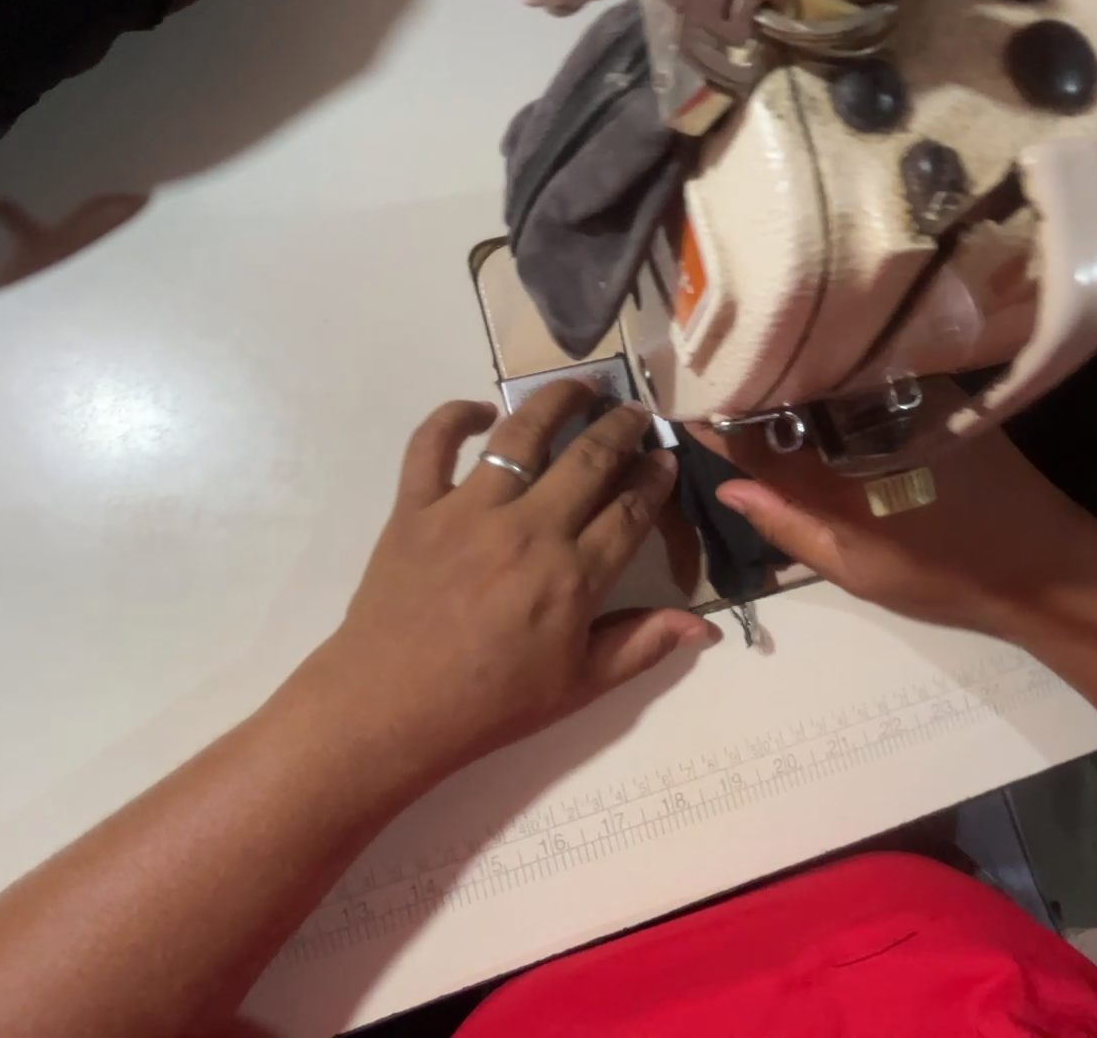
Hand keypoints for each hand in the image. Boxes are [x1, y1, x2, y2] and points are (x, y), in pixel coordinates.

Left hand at [286, 382, 720, 783]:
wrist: (390, 710)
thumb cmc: (492, 703)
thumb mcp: (580, 687)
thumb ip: (643, 647)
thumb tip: (705, 630)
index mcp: (574, 576)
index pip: (631, 509)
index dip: (655, 477)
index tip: (665, 456)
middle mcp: (529, 529)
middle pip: (589, 458)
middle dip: (621, 426)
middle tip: (636, 412)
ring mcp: (468, 511)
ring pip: (521, 434)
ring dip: (557, 400)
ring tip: (580, 387)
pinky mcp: (416, 507)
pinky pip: (432, 444)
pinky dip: (453, 417)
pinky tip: (479, 411)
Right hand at [701, 386, 1096, 633]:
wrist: (1043, 564)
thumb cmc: (942, 578)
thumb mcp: (855, 570)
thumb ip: (788, 527)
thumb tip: (727, 488)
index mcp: (835, 476)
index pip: (756, 441)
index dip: (717, 424)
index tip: (686, 406)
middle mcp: (862, 425)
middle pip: (787, 397)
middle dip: (747, 391)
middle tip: (712, 385)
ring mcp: (900, 401)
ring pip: (824, 381)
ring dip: (788, 380)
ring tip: (753, 376)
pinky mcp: (932, 391)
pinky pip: (863, 377)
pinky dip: (832, 378)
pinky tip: (816, 379)